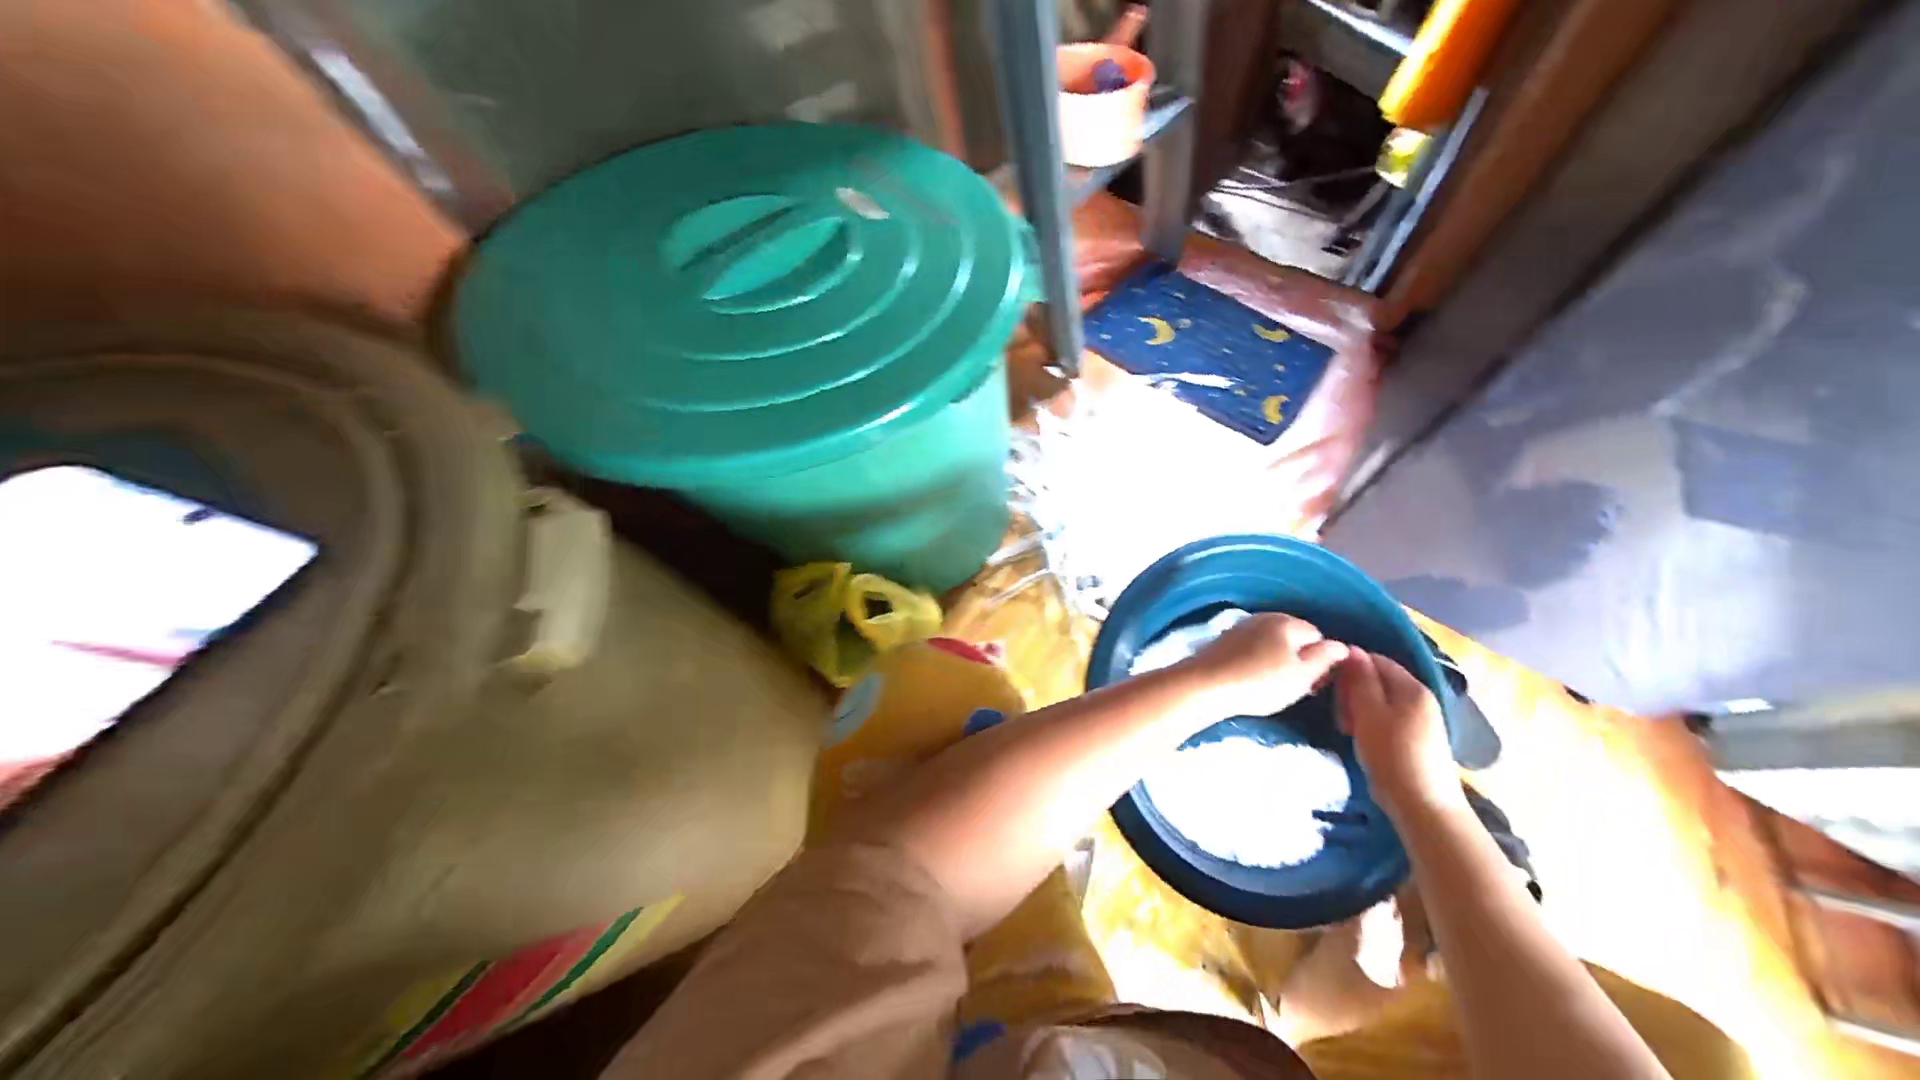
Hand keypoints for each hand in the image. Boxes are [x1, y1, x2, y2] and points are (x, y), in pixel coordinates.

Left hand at [1178, 613, 1348, 719]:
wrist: (1205, 684)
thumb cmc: (1260, 682)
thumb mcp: (1301, 675)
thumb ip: (1324, 658)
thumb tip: (1341, 646)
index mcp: (1287, 622)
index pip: (1318, 635)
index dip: (1322, 660)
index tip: (1315, 683)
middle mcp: (1263, 617)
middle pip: (1293, 637)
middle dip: (1299, 659)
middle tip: (1295, 687)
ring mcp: (1240, 627)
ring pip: (1271, 643)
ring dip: (1276, 661)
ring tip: (1272, 687)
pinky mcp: (1223, 640)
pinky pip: (1251, 649)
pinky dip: (1256, 661)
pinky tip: (1250, 680)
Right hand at [1336, 648, 1463, 820]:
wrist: (1423, 806)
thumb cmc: (1392, 754)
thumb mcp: (1368, 713)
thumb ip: (1360, 680)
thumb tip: (1351, 649)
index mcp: (1411, 687)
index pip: (1375, 659)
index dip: (1349, 668)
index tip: (1329, 686)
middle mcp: (1420, 698)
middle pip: (1377, 679)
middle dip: (1352, 690)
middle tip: (1339, 714)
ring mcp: (1421, 719)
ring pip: (1379, 700)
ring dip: (1357, 708)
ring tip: (1347, 729)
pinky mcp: (1416, 738)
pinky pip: (1386, 717)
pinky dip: (1369, 723)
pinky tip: (1361, 739)